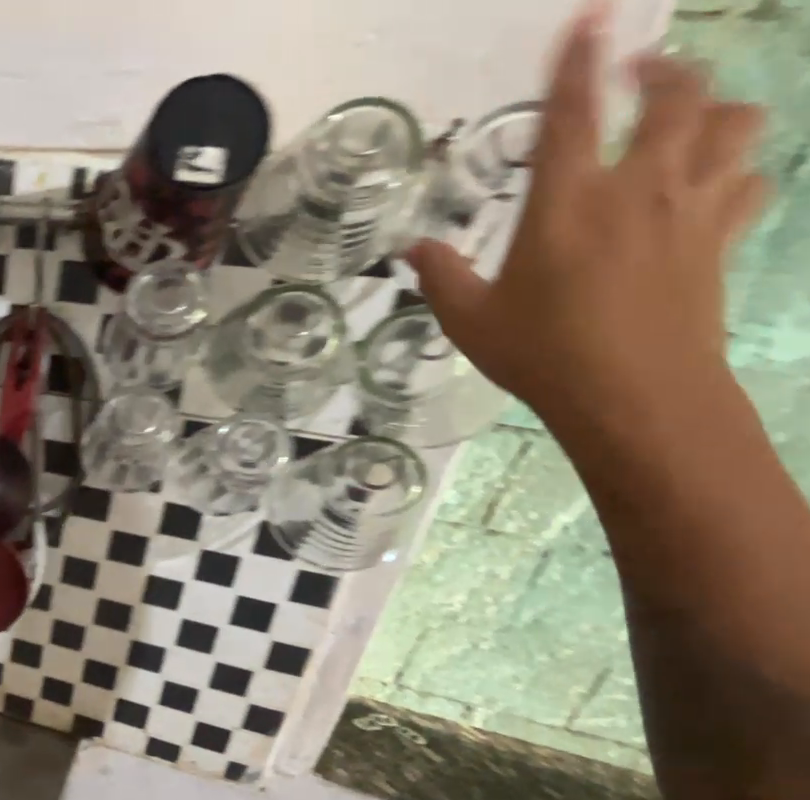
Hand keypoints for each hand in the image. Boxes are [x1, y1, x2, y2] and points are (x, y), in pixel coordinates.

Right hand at [406, 4, 768, 427]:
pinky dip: (739, 167)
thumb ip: (442, 277)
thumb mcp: (468, 321)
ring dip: (714, 107)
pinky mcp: (722, 237)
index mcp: (566, 204)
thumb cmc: (541, 355)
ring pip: (734, 122)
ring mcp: (690, 209)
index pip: (573, 113)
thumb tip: (414, 249)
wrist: (636, 396)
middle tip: (639, 72)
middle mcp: (637, 189)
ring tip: (688, 115)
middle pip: (677, 96)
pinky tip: (715, 179)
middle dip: (663, 70)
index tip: (589, 19)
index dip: (578, 61)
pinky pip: (753, 178)